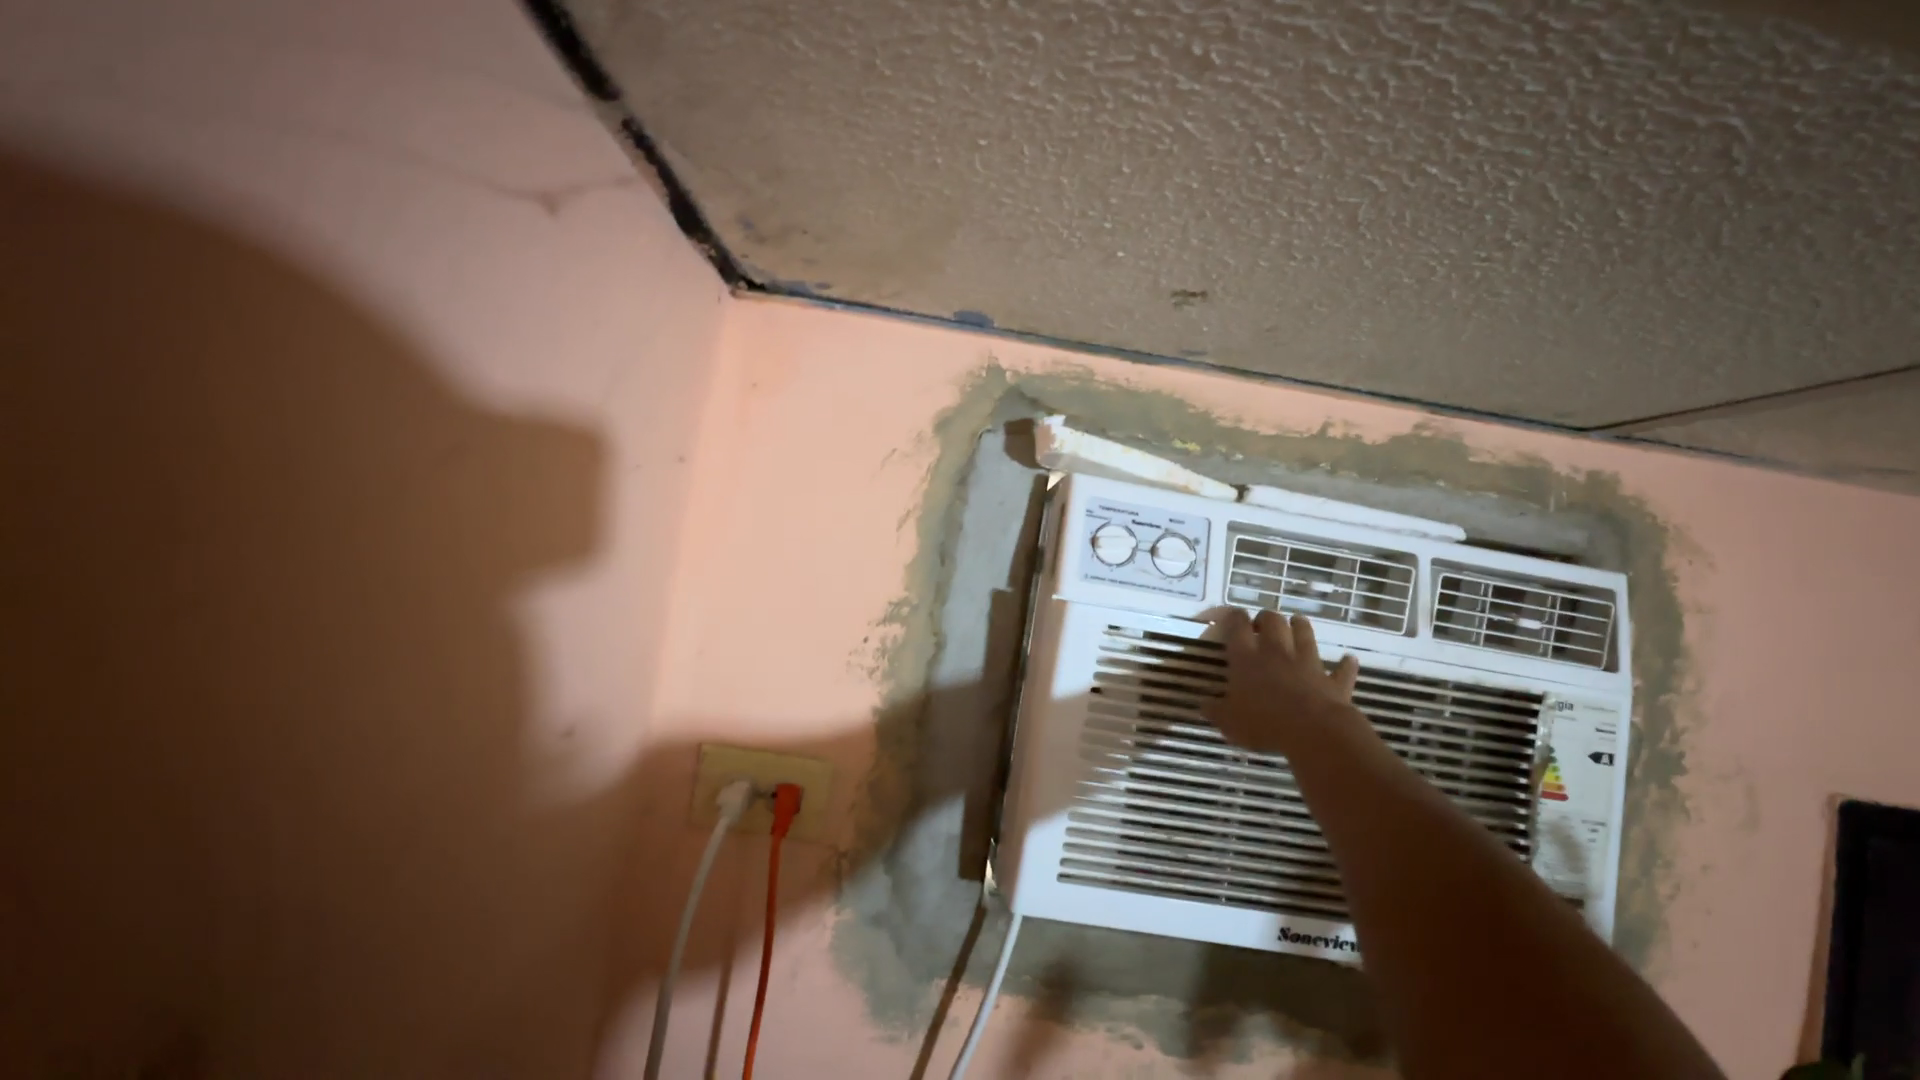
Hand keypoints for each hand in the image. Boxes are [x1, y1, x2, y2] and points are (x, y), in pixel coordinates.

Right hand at [1202, 608, 1361, 754]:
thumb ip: (1214, 710)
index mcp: (1247, 658)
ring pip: (1305, 632)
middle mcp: (1277, 652)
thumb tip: (1202, 704)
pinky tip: (1348, 660)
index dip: (1233, 618)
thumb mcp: (1228, 722)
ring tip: (1296, 625)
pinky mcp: (1332, 680)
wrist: (1313, 731)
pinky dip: (1345, 664)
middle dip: (1266, 618)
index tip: (1230, 620)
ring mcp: (1308, 662)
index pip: (1237, 625)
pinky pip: (1342, 668)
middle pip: (1272, 620)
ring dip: (1300, 626)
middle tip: (1260, 626)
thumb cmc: (1263, 722)